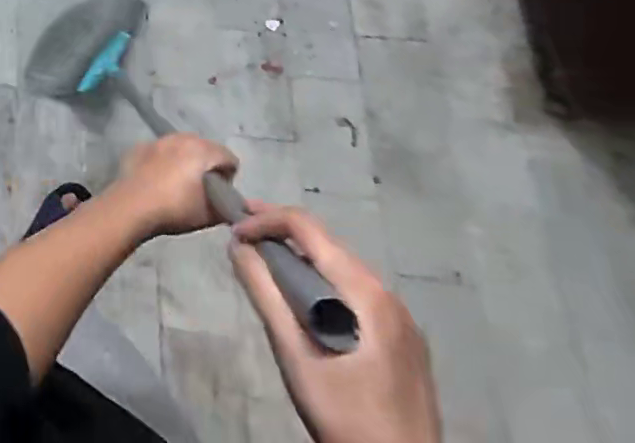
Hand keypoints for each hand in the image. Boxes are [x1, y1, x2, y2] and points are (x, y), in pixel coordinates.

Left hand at [104, 133, 237, 237]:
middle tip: (202, 186)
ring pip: (181, 145)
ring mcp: (158, 140)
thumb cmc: (175, 208)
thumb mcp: (209, 215)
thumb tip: (230, 206)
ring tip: (179, 180)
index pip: (228, 157)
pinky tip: (158, 177)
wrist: (132, 205)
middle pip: (205, 147)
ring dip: (185, 158)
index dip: (229, 175)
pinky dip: (164, 160)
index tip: (221, 191)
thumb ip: (226, 208)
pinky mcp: (140, 147)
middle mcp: (181, 138)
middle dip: (207, 163)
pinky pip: (160, 150)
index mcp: (202, 150)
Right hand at [229, 204, 440, 442]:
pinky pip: (355, 291)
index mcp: (365, 291)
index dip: (265, 220)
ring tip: (262, 257)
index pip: (307, 227)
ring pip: (340, 265)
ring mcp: (399, 317)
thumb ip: (265, 293)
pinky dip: (321, 279)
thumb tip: (238, 245)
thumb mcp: (295, 354)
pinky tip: (301, 295)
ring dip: (299, 254)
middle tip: (240, 231)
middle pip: (326, 241)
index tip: (232, 231)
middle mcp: (388, 293)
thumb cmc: (345, 415)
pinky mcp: (402, 340)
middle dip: (280, 229)